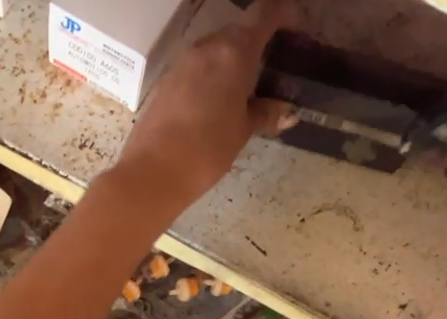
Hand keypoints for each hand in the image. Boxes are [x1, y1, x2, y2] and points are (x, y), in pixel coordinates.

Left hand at [108, 0, 297, 216]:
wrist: (151, 174)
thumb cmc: (205, 151)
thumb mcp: (242, 132)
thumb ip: (264, 113)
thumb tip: (285, 112)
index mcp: (234, 50)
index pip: (266, 12)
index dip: (284, 14)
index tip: (295, 30)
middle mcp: (207, 47)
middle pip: (238, 31)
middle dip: (257, 44)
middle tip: (270, 70)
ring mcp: (182, 63)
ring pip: (215, 50)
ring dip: (231, 62)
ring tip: (243, 91)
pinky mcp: (164, 82)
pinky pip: (195, 69)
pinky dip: (210, 77)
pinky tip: (215, 104)